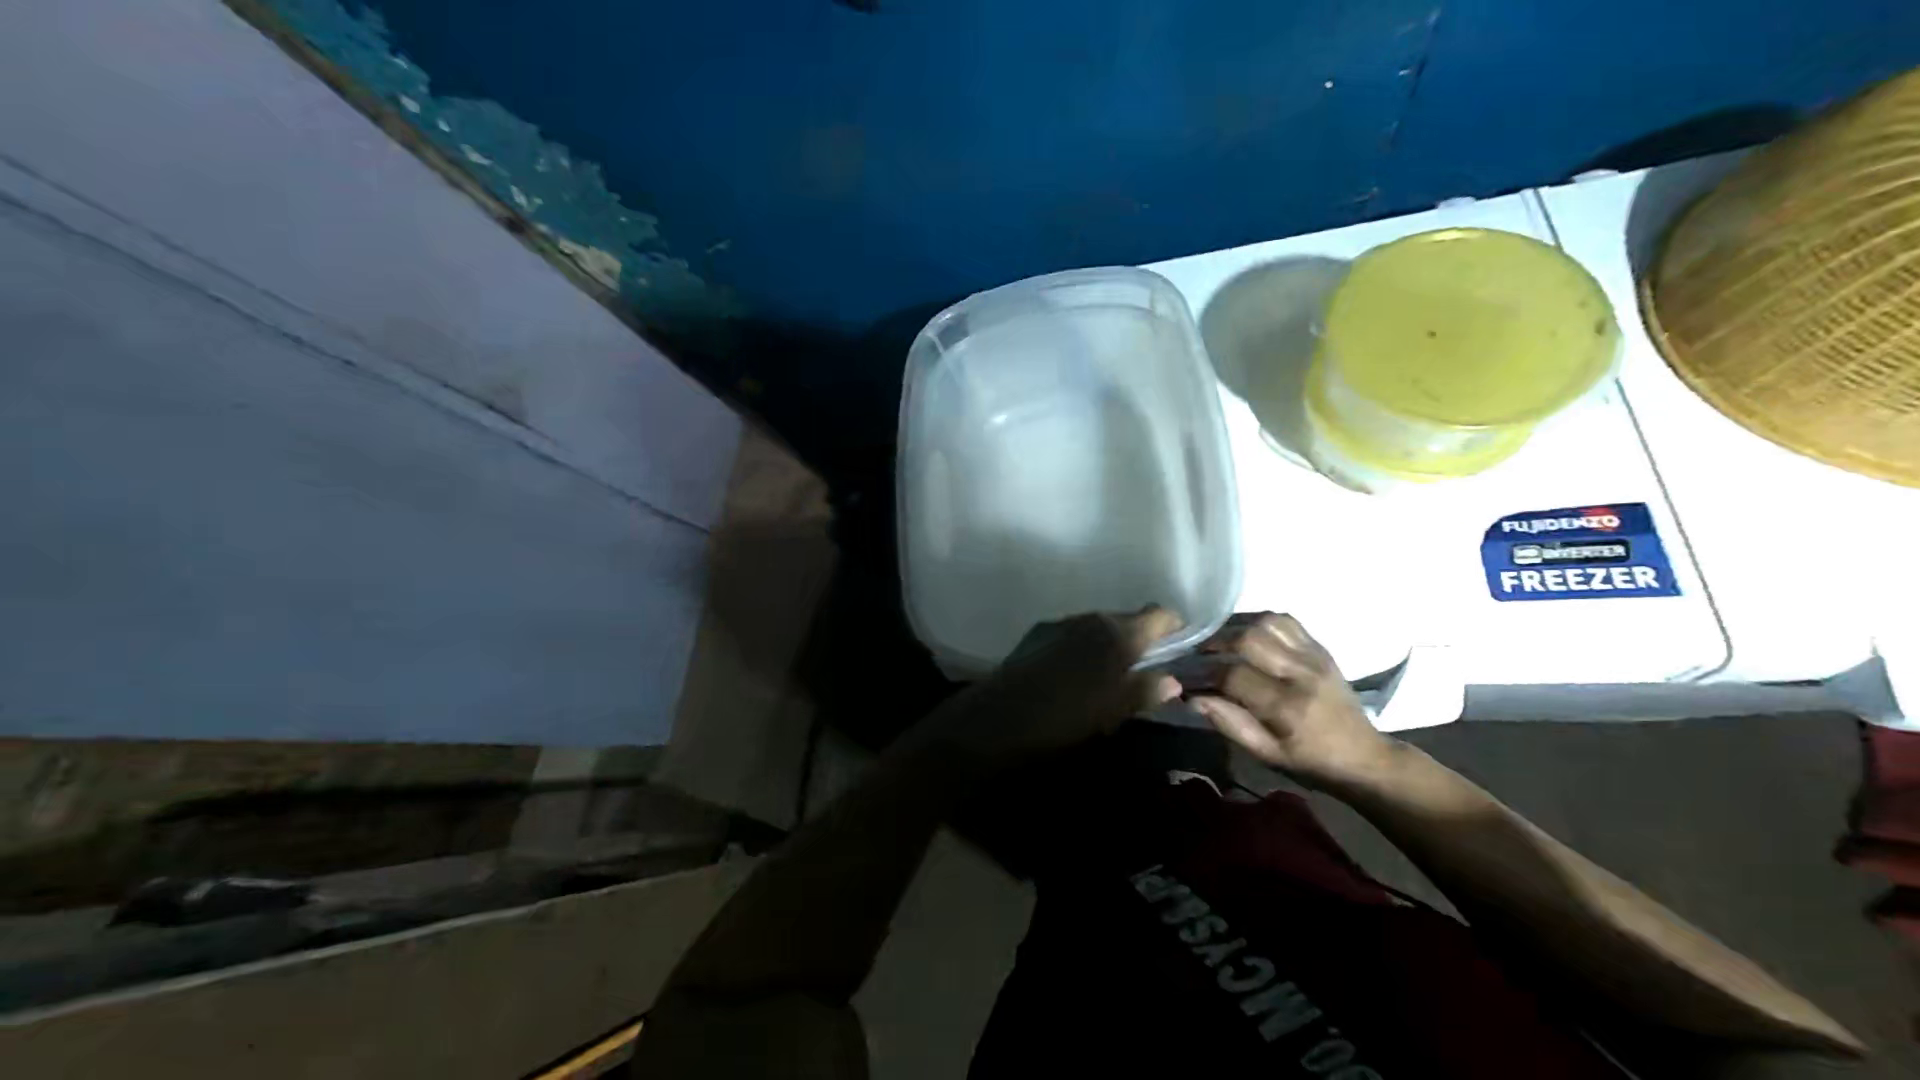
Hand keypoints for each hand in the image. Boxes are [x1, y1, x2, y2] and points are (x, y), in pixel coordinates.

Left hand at [922, 607, 1184, 767]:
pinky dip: (1085, 646)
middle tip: (1147, 667)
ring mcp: (1062, 622)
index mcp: (1117, 634)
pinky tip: (1078, 672)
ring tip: (1112, 672)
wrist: (998, 717)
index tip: (1180, 647)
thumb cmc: (1064, 718)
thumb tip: (1172, 680)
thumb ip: (1144, 691)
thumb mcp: (1112, 712)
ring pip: (1099, 625)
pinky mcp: (1038, 633)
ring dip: (1110, 642)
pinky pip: (1075, 633)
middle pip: (1127, 618)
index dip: (1173, 628)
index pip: (1158, 615)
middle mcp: (1091, 618)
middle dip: (1141, 637)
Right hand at [1184, 613, 1396, 787]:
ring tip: (1221, 639)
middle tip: (1199, 651)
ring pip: (1267, 622)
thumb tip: (1192, 697)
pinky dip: (1260, 621)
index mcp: (1287, 707)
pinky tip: (1248, 633)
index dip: (1204, 673)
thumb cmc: (1309, 760)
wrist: (1363, 755)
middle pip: (1250, 639)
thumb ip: (1229, 723)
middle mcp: (1302, 675)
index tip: (1185, 676)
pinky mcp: (1321, 648)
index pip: (1234, 676)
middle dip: (1216, 642)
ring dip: (1237, 626)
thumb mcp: (1266, 753)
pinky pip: (1286, 621)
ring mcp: (1314, 657)